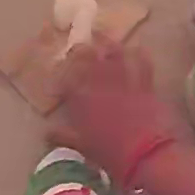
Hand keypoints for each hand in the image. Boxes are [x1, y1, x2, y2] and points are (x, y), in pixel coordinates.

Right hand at [48, 38, 188, 184]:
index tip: (59, 72)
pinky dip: (138, 53)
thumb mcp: (83, 147)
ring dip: (107, 44)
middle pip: (87, 56)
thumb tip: (46, 132)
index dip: (61, 71)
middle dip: (80, 50)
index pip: (66, 76)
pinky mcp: (144, 83)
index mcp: (82, 98)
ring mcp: (124, 80)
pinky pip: (141, 61)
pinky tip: (135, 49)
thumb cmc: (111, 154)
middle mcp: (101, 83)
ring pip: (113, 52)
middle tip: (78, 50)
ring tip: (102, 39)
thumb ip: (64, 136)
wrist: (147, 155)